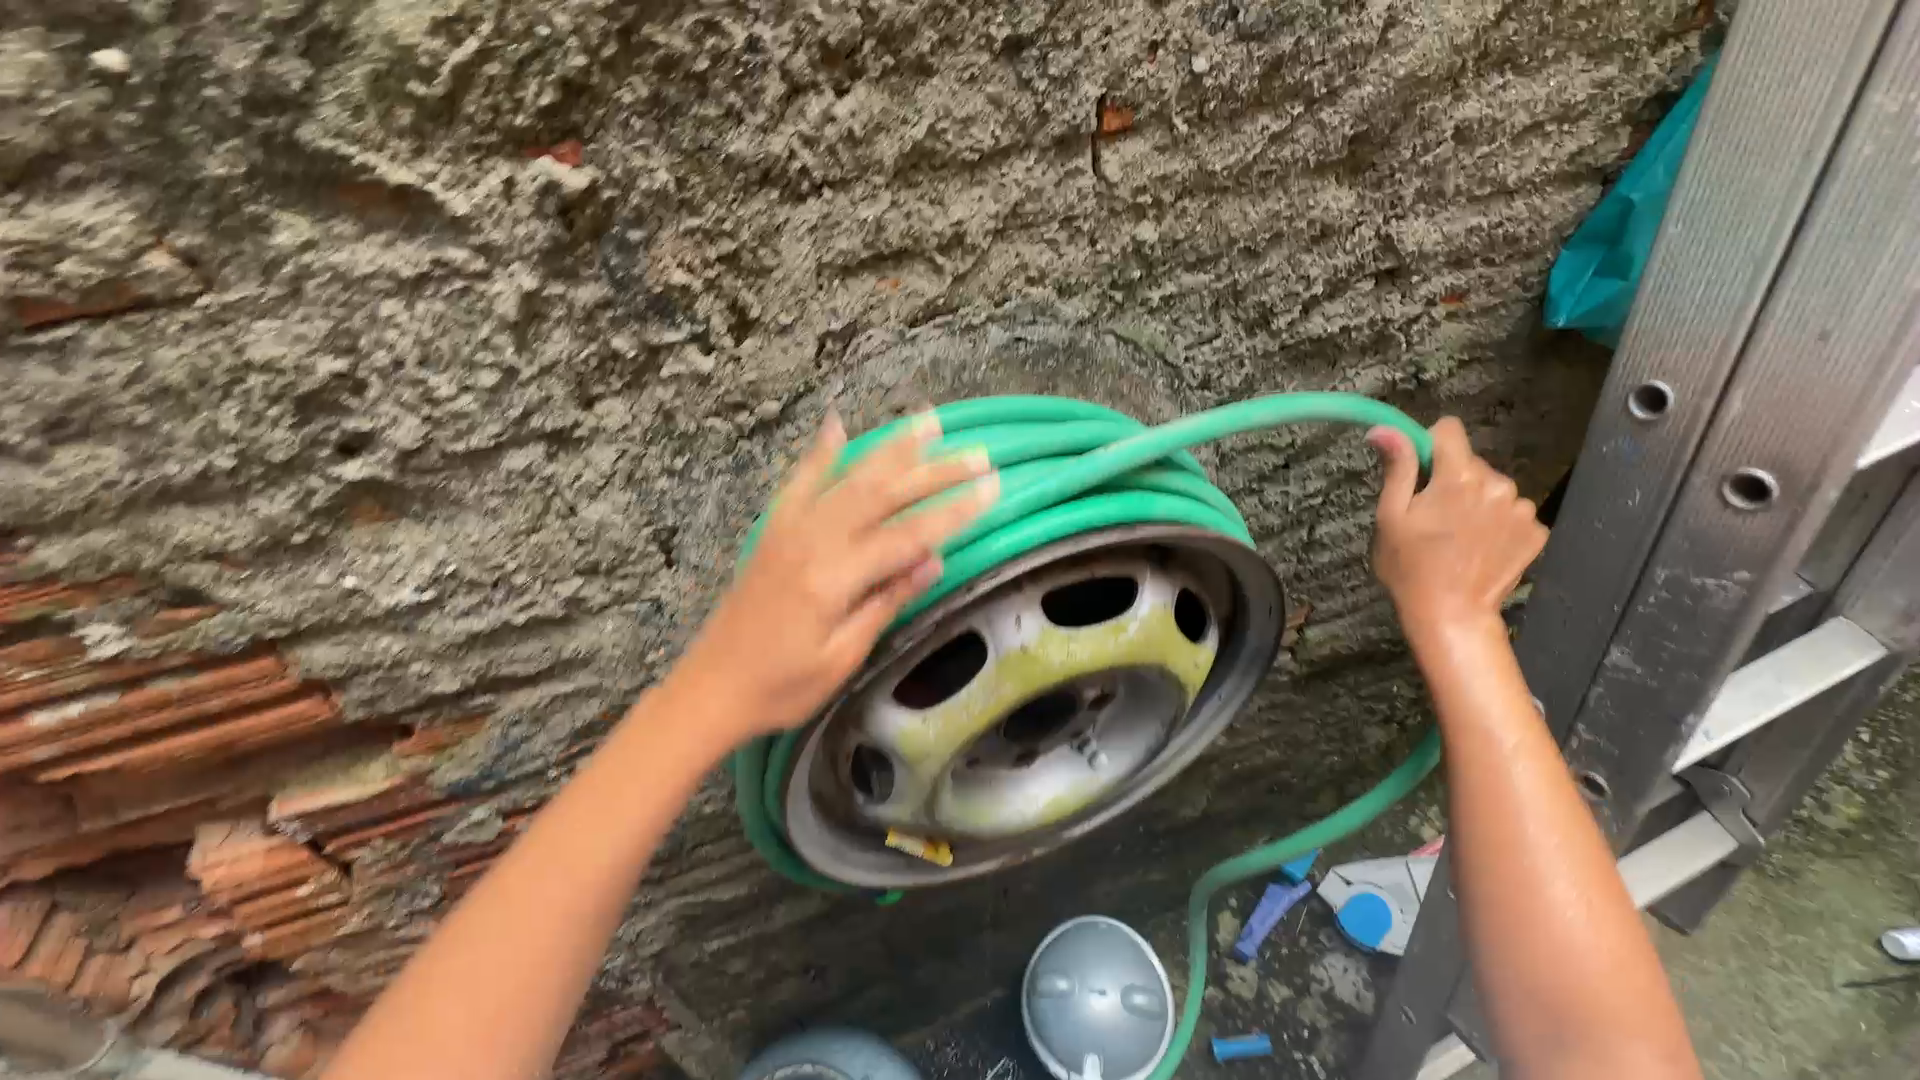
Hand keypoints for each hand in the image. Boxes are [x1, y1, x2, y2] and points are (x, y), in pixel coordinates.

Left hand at [673, 411, 998, 739]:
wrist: (710, 689)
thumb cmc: (781, 687)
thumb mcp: (842, 657)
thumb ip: (885, 603)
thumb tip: (932, 561)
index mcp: (833, 577)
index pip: (908, 535)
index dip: (954, 511)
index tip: (992, 488)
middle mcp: (812, 541)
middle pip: (883, 494)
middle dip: (934, 471)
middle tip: (977, 454)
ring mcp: (788, 530)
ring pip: (848, 478)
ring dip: (891, 448)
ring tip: (927, 421)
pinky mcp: (773, 532)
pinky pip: (800, 482)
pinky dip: (821, 453)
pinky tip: (838, 426)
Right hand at [1367, 417, 1546, 631]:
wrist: (1451, 614)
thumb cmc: (1410, 567)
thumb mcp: (1391, 516)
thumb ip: (1397, 467)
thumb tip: (1384, 429)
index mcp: (1458, 476)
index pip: (1448, 430)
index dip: (1429, 446)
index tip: (1418, 472)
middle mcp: (1498, 484)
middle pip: (1470, 463)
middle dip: (1451, 480)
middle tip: (1433, 517)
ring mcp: (1522, 508)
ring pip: (1492, 488)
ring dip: (1476, 502)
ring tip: (1458, 536)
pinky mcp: (1537, 530)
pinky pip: (1511, 512)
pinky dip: (1496, 523)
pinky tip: (1480, 547)